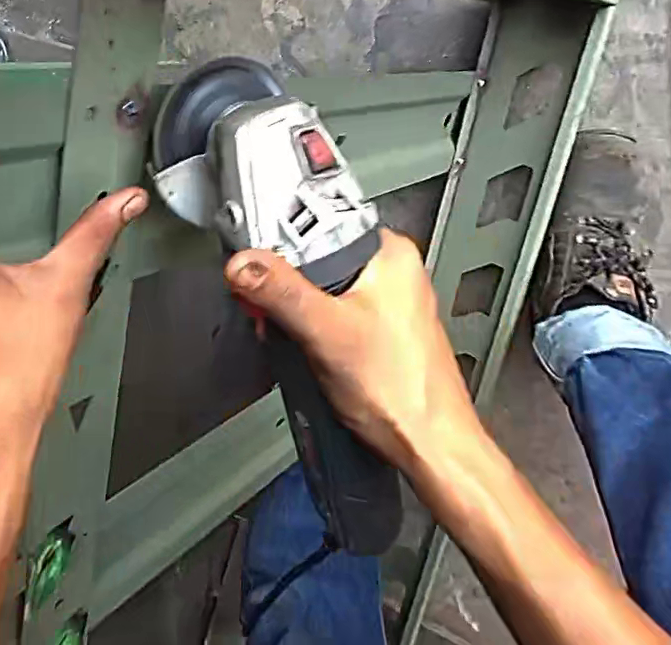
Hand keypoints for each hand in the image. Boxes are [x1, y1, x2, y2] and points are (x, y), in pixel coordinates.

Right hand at [224, 229, 480, 473]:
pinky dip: (297, 317)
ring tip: (282, 323)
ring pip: (308, 279)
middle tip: (265, 301)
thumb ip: (280, 291)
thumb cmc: (405, 395)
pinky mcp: (364, 321)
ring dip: (283, 300)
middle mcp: (385, 269)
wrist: (428, 449)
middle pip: (305, 251)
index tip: (251, 259)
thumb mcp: (327, 331)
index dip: (274, 240)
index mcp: (387, 253)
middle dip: (276, 277)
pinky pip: (316, 302)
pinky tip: (295, 336)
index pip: (311, 221)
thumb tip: (242, 263)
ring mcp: (375, 296)